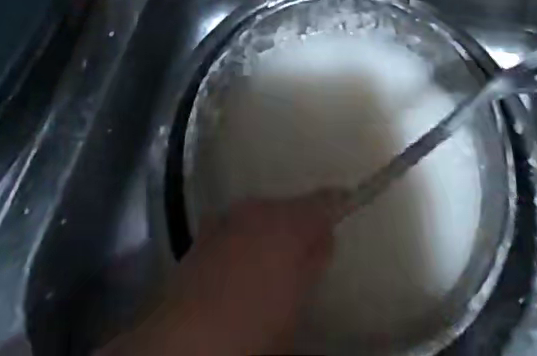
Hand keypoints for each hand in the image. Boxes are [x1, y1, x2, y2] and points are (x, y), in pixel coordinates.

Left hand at [101, 191, 341, 355]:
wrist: (188, 335)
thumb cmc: (255, 325)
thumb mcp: (297, 301)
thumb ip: (312, 261)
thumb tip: (323, 237)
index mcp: (286, 224)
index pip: (321, 203)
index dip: (335, 202)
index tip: (347, 200)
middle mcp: (256, 209)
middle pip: (287, 207)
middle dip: (298, 222)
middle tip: (311, 248)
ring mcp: (226, 217)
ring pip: (258, 214)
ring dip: (269, 229)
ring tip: (276, 260)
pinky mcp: (203, 233)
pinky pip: (233, 225)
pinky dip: (242, 237)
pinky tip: (241, 261)